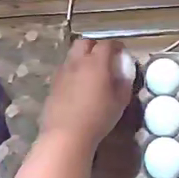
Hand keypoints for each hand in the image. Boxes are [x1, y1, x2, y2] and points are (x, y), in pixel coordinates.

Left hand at [39, 37, 133, 151]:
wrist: (66, 135)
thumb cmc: (98, 117)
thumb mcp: (120, 101)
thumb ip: (124, 82)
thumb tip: (125, 72)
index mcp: (96, 63)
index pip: (107, 44)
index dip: (116, 45)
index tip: (122, 51)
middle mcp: (77, 62)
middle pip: (85, 43)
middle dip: (95, 45)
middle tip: (104, 57)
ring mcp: (63, 72)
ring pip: (72, 55)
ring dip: (82, 57)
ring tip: (91, 71)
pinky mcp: (53, 84)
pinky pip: (65, 69)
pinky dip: (73, 70)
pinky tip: (78, 85)